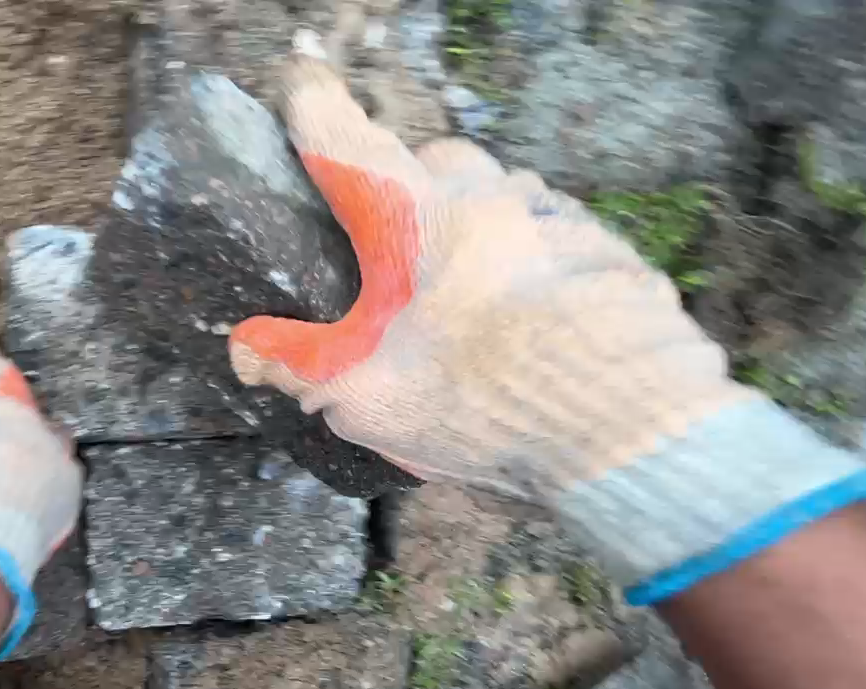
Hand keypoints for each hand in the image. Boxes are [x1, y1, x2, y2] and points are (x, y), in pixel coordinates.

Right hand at [228, 52, 752, 501]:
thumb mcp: (355, 392)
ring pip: (492, 192)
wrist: (623, 430)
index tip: (301, 81)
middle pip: (430, 159)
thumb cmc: (471, 399)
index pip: (349, 143)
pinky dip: (510, 253)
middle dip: (397, 182)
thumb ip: (291, 363)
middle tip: (378, 242)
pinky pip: (540, 230)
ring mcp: (554, 217)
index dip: (316, 110)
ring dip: (458, 219)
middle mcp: (488, 196)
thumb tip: (242, 348)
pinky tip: (506, 310)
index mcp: (416, 219)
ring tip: (444, 287)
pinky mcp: (603, 249)